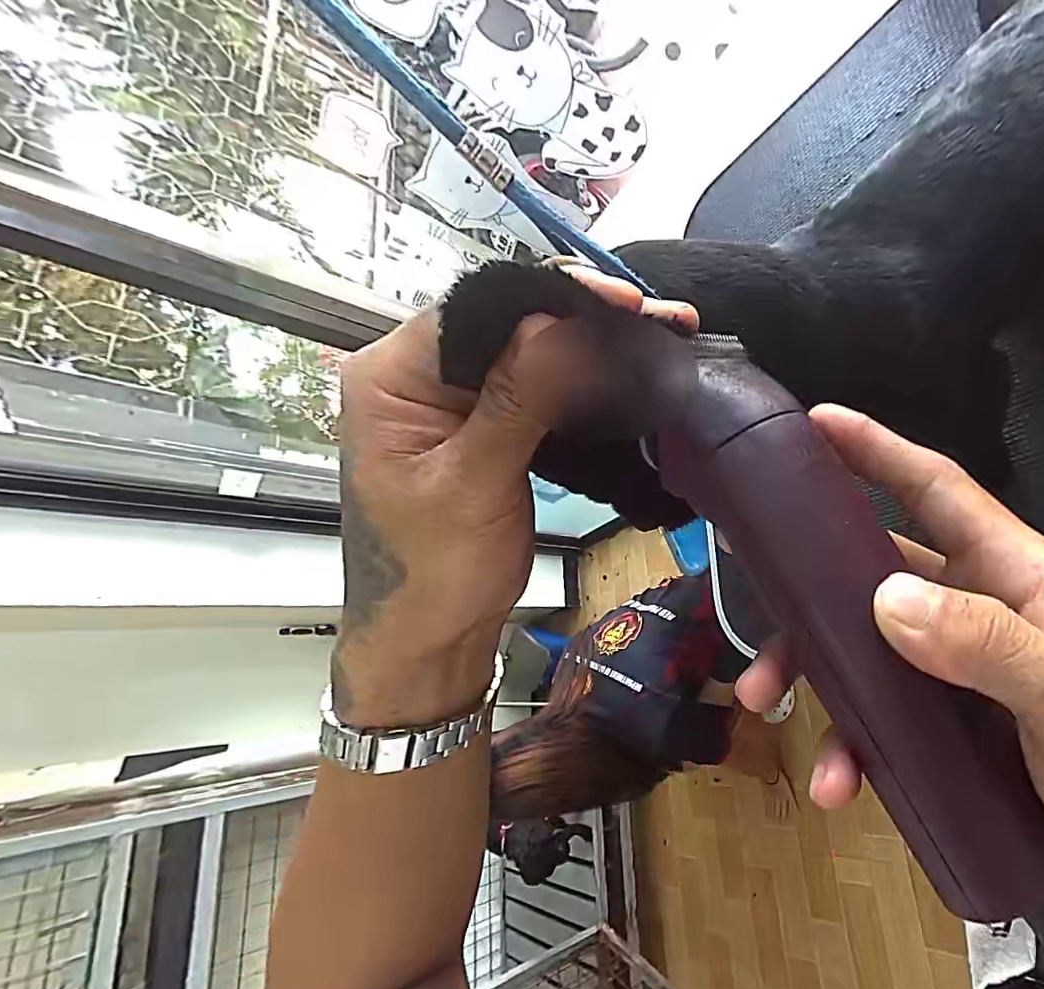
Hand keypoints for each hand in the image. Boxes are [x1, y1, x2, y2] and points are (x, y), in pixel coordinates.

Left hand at [331, 267, 695, 728]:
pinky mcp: (485, 429)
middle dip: (578, 319)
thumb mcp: (473, 483)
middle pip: (505, 325)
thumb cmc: (433, 572)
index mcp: (391, 377)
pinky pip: (533, 391)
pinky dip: (575, 384)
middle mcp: (418, 377)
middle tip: (652, 317)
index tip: (621, 302)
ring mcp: (454, 404)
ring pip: (525, 355)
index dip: (551, 298)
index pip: (476, 310)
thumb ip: (515, 401)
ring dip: (584, 349)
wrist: (434, 635)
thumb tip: (559, 325)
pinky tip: (617, 374)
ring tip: (649, 337)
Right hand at [735, 405, 1043, 918]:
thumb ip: (998, 649)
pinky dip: (848, 746)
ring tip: (769, 702)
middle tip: (755, 606)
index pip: (942, 496)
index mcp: (1023, 583)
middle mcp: (979, 616)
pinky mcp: (944, 732)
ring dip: (814, 674)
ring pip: (862, 652)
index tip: (818, 425)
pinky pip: (877, 722)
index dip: (881, 453)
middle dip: (810, 589)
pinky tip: (838, 784)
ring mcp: (956, 676)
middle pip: (874, 575)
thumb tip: (889, 599)